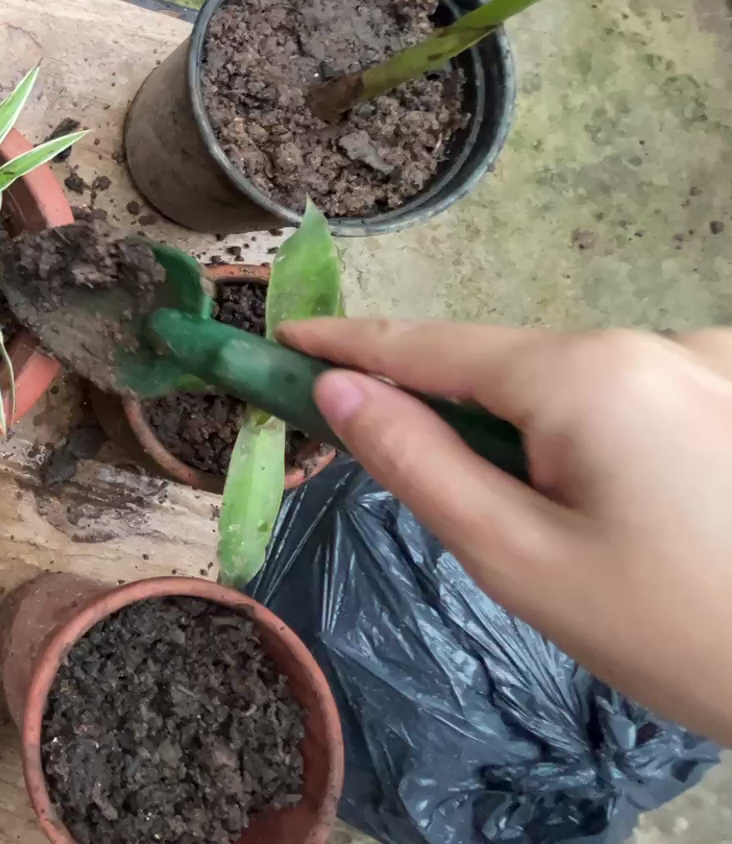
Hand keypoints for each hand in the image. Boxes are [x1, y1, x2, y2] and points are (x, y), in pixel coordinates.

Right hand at [282, 318, 731, 743]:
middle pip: (498, 366)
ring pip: (566, 386)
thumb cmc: (688, 633)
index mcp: (587, 374)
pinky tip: (642, 508)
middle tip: (441, 492)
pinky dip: (592, 437)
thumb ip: (411, 458)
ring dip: (527, 432)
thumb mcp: (513, 555)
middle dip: (445, 411)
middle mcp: (659, 345)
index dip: (342, 341)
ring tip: (570, 527)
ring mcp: (724, 365)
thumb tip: (335, 388)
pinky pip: (631, 397)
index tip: (281, 336)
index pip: (422, 344)